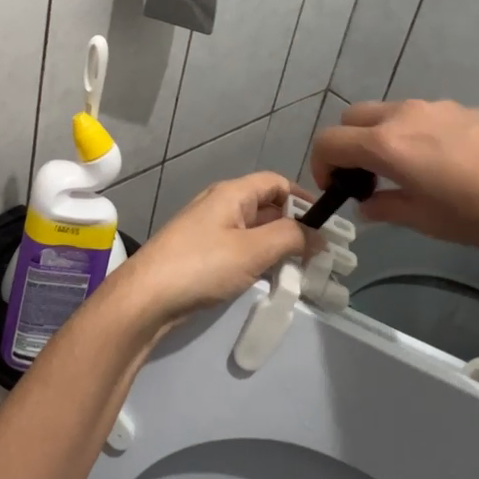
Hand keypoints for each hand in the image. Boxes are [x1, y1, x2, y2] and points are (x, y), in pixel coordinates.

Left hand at [108, 171, 319, 326]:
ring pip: (255, 230)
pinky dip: (262, 259)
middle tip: (326, 254)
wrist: (148, 296)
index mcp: (231, 193)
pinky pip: (242, 249)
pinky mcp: (204, 254)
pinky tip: (276, 279)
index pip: (275, 182)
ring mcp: (210, 230)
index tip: (330, 224)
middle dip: (296, 227)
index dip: (303, 199)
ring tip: (308, 270)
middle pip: (267, 206)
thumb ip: (290, 238)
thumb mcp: (252, 250)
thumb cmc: (202, 265)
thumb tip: (318, 234)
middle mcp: (220, 205)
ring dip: (281, 246)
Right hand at [311, 99, 478, 255]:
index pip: (330, 141)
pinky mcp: (463, 109)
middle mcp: (403, 115)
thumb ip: (388, 209)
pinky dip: (410, 134)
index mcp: (387, 144)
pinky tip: (442, 167)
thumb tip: (367, 205)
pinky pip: (419, 116)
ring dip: (379, 138)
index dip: (321, 165)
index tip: (334, 190)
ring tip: (404, 175)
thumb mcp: (428, 222)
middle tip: (362, 180)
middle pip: (352, 118)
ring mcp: (435, 107)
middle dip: (346, 146)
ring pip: (386, 114)